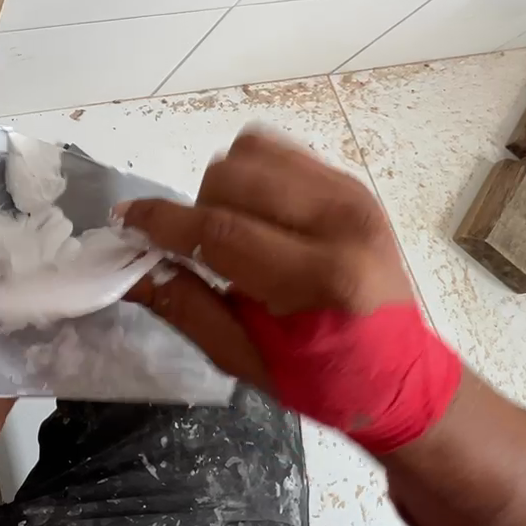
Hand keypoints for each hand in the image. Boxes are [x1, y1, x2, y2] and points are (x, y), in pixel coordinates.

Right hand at [120, 128, 416, 388]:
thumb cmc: (319, 378)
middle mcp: (339, 223)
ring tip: (237, 229)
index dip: (161, 221)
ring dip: (223, 188)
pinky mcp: (349, 182)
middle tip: (207, 252)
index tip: (124, 219)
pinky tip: (258, 210)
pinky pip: (274, 147)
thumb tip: (128, 268)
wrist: (400, 374)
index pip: (218, 230)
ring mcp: (349, 195)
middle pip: (228, 180)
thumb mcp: (242, 356)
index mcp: (318, 278)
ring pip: (247, 153)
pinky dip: (249, 171)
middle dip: (196, 211)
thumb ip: (183, 304)